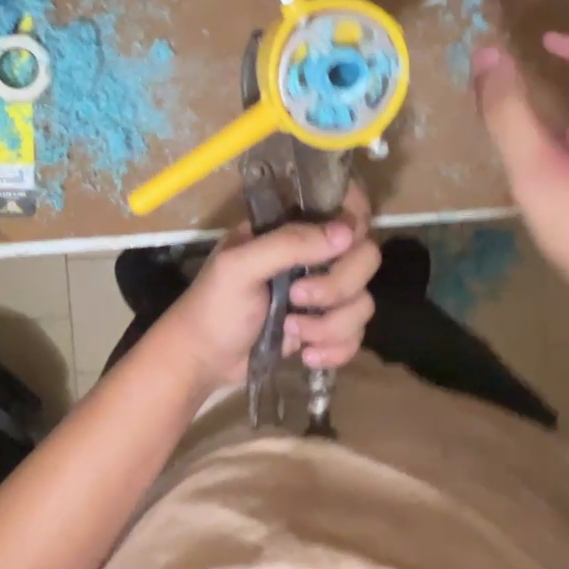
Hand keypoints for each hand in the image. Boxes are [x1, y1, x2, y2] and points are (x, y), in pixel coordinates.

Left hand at [151, 184, 379, 392]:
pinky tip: (307, 356)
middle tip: (297, 297)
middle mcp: (313, 256)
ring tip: (291, 332)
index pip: (344, 208)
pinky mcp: (325, 328)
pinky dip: (336, 349)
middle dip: (338, 287)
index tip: (343, 247)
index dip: (354, 224)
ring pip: (363, 301)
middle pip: (365, 258)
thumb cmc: (214, 306)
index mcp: (291, 228)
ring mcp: (322, 293)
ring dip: (331, 325)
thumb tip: (346, 233)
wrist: (204, 360)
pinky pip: (356, 334)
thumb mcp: (239, 267)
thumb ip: (288, 244)